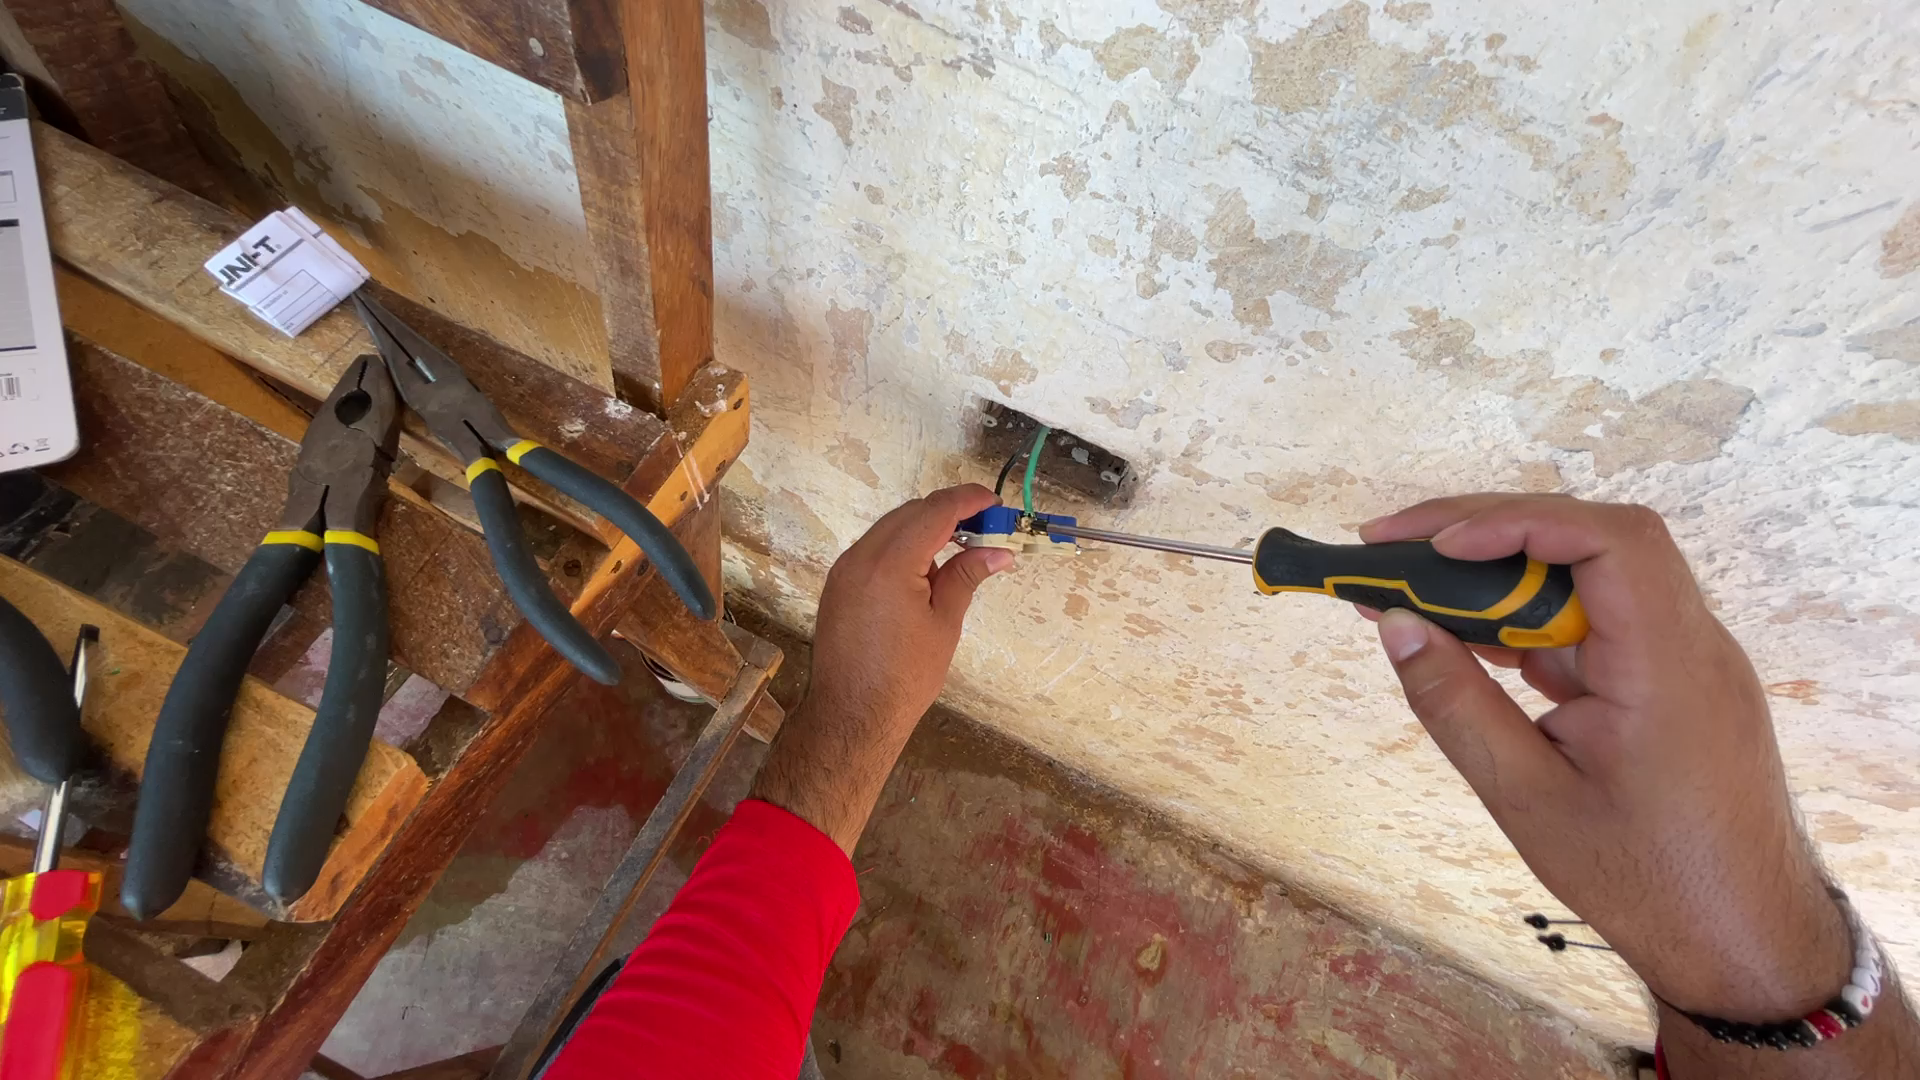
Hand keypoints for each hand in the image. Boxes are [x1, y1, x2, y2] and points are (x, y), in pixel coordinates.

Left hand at [752, 485, 1012, 852]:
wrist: (851, 715)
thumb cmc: (905, 676)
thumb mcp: (944, 624)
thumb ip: (967, 577)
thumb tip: (999, 552)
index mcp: (890, 564)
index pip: (935, 512)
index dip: (967, 501)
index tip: (994, 503)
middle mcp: (861, 556)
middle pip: (910, 513)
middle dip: (948, 512)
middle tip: (983, 528)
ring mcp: (844, 568)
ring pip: (890, 527)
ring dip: (925, 527)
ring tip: (959, 548)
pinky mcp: (838, 583)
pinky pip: (874, 548)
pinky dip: (903, 545)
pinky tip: (924, 569)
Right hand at [1361, 495, 1848, 1022]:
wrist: (1739, 937)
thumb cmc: (1637, 875)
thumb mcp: (1521, 793)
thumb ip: (1452, 701)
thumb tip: (1392, 621)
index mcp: (1667, 665)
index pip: (1610, 541)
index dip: (1515, 522)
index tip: (1432, 547)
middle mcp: (1680, 640)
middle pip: (1582, 539)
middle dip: (1477, 529)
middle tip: (1385, 543)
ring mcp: (1666, 654)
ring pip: (1570, 572)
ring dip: (1481, 568)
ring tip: (1398, 580)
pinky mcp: (1645, 673)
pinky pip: (1568, 616)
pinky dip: (1501, 611)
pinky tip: (1445, 629)